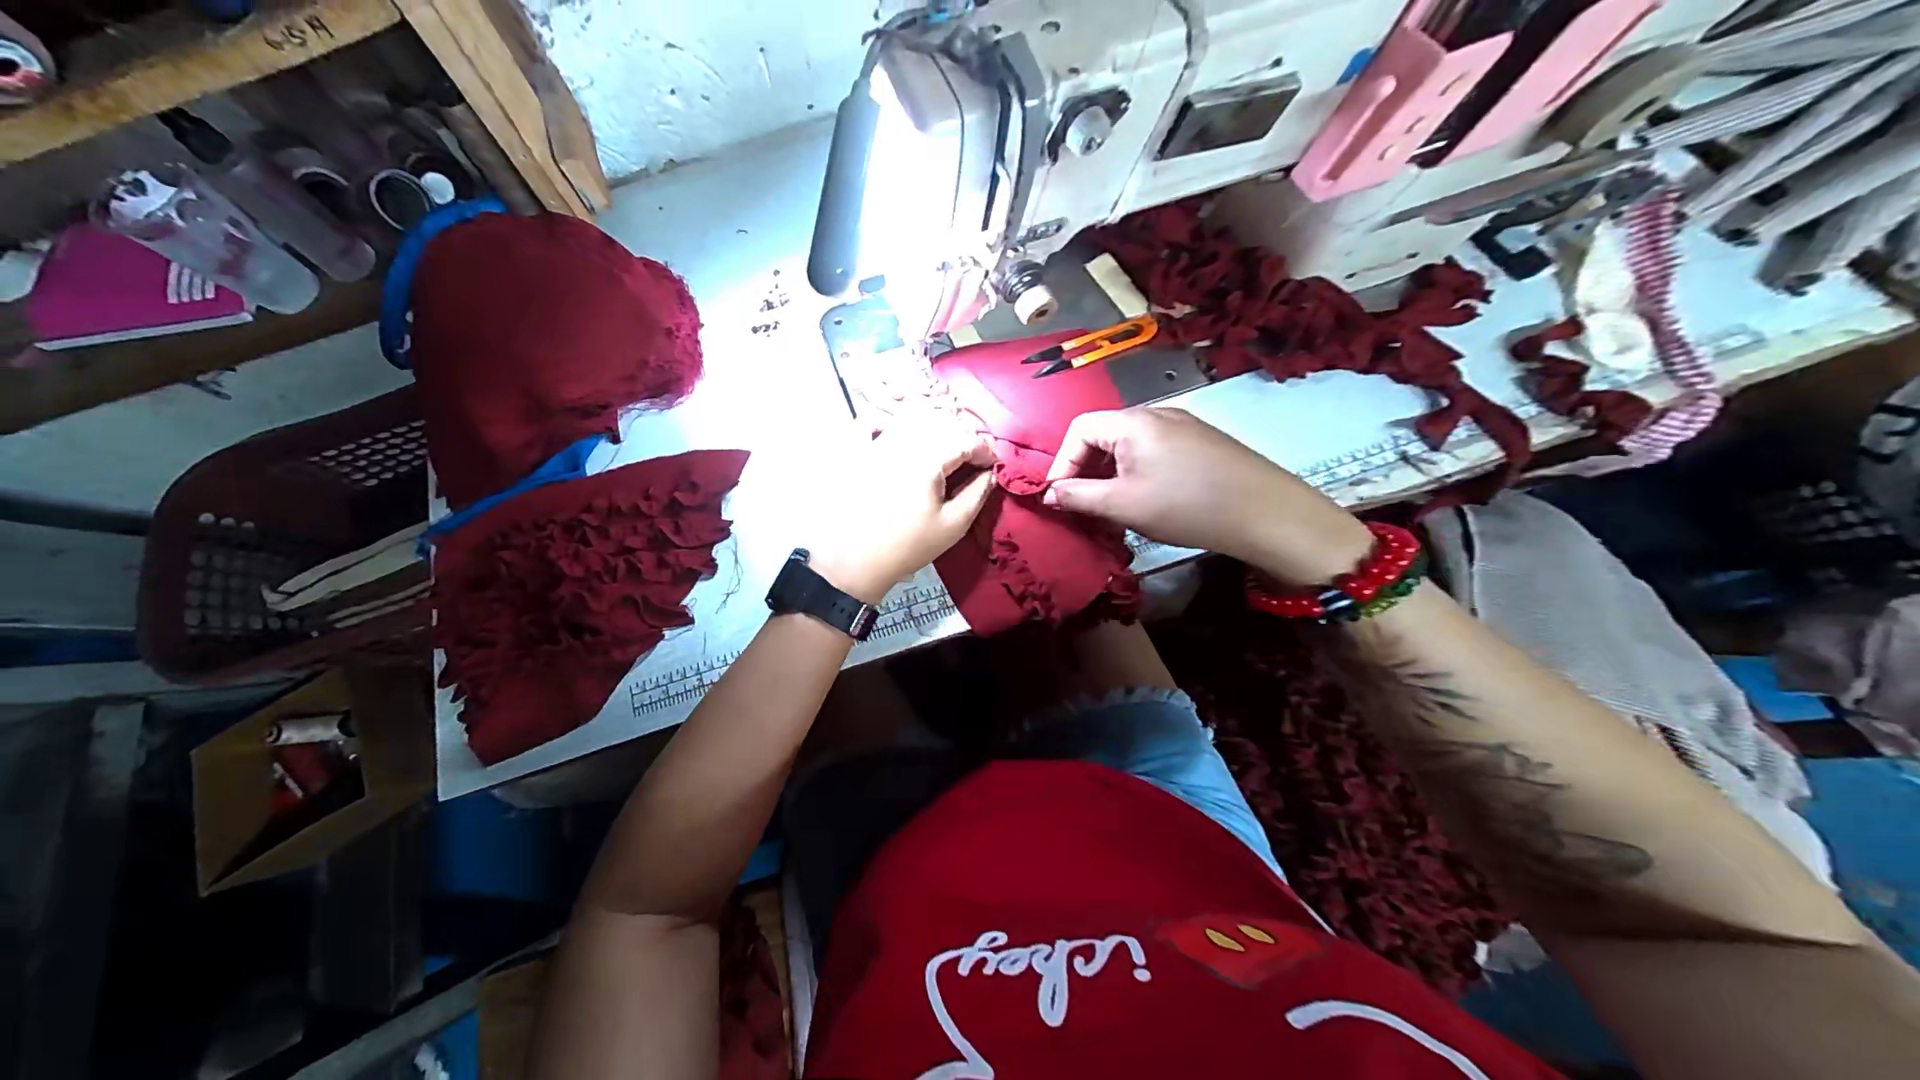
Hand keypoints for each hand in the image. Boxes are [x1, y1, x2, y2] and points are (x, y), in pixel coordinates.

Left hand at [806, 420, 996, 603]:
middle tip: (970, 460)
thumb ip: (977, 493)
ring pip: (912, 417)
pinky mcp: (856, 450)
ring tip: (941, 451)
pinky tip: (901, 437)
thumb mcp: (953, 525)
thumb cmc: (907, 547)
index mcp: (928, 459)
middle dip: (961, 437)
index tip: (991, 466)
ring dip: (933, 427)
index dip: (984, 450)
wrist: (853, 561)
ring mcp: (876, 443)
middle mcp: (902, 442)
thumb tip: (989, 472)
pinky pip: (874, 421)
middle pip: (941, 421)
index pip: (965, 439)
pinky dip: (893, 422)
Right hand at [1043, 407, 1373, 585]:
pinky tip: (1147, 501)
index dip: (1061, 463)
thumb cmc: (1186, 506)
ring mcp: (1183, 425)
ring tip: (1114, 509)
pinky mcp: (1202, 442)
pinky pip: (1154, 452)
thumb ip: (1079, 497)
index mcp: (1133, 421)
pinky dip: (1138, 474)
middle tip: (1085, 508)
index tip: (1059, 498)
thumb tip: (1050, 494)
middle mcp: (1156, 413)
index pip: (1078, 430)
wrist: (1266, 512)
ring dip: (1111, 475)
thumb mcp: (1123, 505)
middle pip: (1103, 435)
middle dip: (1086, 471)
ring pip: (1129, 446)